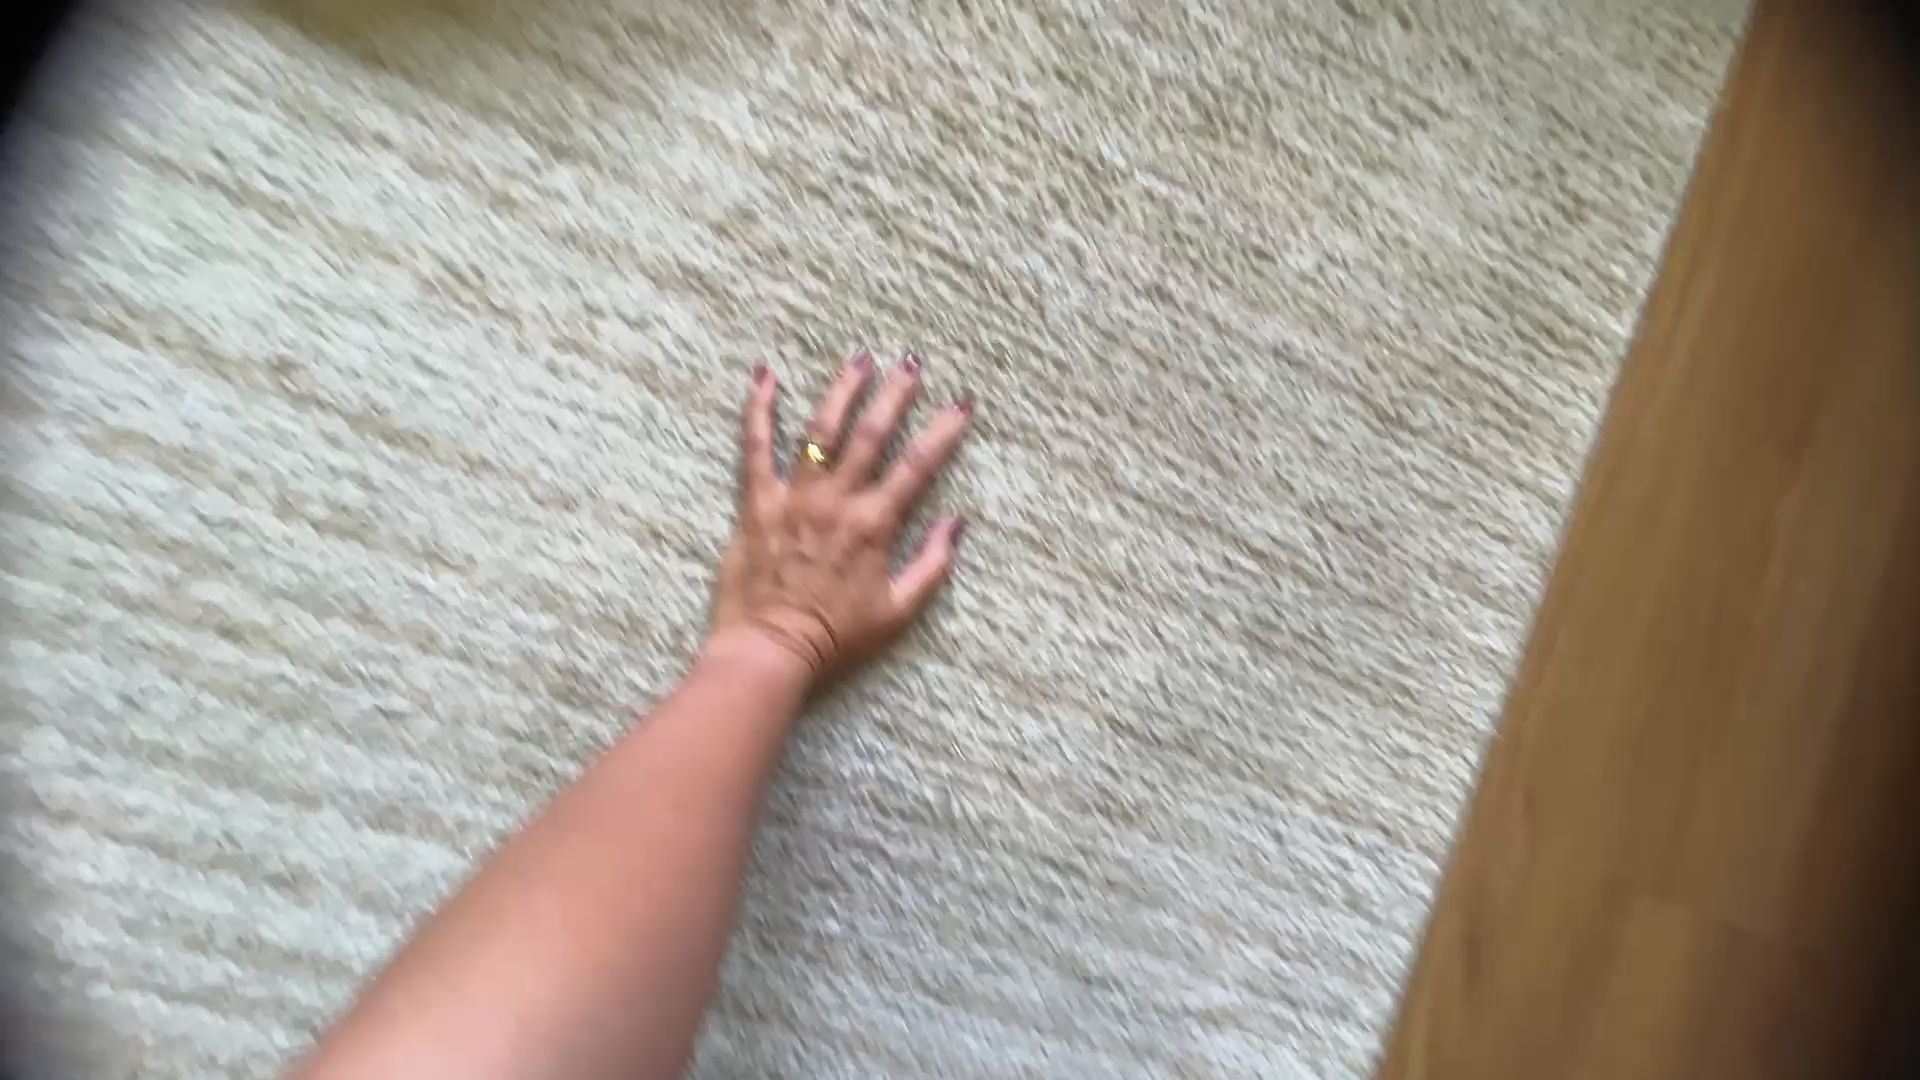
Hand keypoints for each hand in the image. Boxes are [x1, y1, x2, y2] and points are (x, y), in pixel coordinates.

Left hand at [706, 349, 973, 685]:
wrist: (771, 650)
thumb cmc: (837, 636)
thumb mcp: (899, 611)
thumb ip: (932, 564)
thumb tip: (958, 522)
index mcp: (874, 525)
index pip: (918, 467)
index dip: (943, 432)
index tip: (961, 403)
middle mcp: (837, 502)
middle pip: (871, 435)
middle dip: (894, 395)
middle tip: (910, 362)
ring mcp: (794, 498)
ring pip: (820, 432)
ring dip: (841, 392)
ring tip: (858, 359)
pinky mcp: (757, 504)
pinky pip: (755, 449)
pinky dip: (758, 410)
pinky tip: (764, 376)